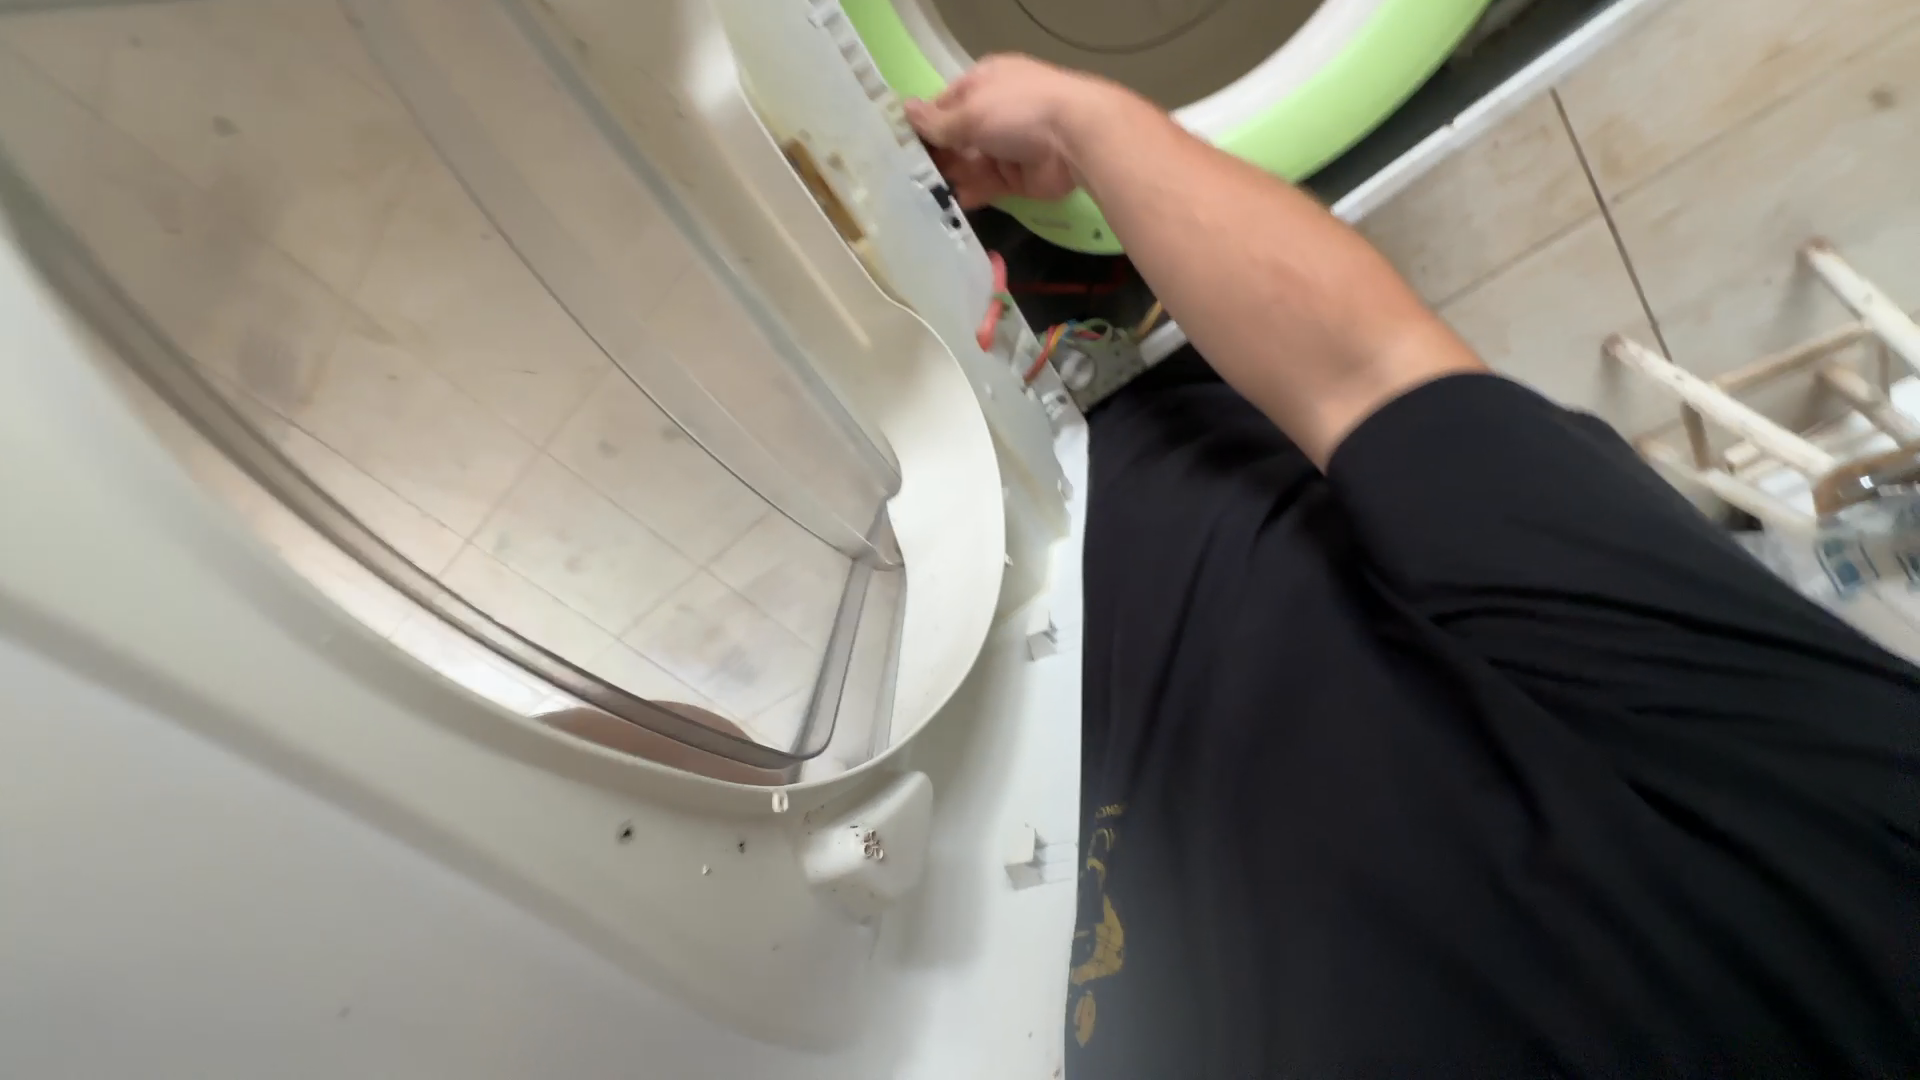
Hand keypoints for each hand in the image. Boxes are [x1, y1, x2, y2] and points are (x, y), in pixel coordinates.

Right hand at [903, 54, 1121, 207]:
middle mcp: (993, 114)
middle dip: (936, 158)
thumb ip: (938, 121)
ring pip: (969, 165)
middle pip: (955, 139)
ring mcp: (1006, 147)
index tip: (899, 149)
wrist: (1074, 139)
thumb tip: (905, 110)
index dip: (923, 127)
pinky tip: (952, 204)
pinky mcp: (1016, 178)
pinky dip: (972, 194)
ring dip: (951, 178)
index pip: (943, 106)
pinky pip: (987, 187)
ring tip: (924, 196)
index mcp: (982, 85)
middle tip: (907, 180)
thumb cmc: (1018, 111)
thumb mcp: (972, 112)